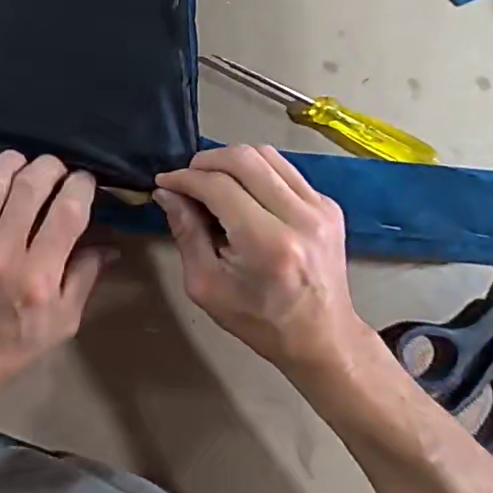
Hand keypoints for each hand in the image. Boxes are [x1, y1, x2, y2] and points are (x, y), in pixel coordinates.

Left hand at [0, 151, 110, 404]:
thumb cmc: (13, 343)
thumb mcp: (62, 322)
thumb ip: (86, 276)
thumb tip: (111, 242)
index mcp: (39, 276)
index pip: (68, 211)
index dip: (82, 185)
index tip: (85, 181)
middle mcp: (2, 253)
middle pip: (31, 185)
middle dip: (52, 166)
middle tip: (58, 169)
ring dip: (14, 162)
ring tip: (24, 165)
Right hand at [154, 145, 374, 384]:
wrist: (323, 338)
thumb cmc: (259, 320)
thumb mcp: (206, 285)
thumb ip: (186, 233)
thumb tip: (166, 193)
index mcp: (268, 243)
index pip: (218, 186)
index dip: (184, 178)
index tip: (164, 182)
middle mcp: (300, 217)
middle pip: (244, 158)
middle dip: (205, 161)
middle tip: (186, 178)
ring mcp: (320, 207)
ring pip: (265, 154)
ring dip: (230, 161)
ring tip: (210, 181)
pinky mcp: (328, 205)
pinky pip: (283, 168)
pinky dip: (254, 171)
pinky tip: (241, 193)